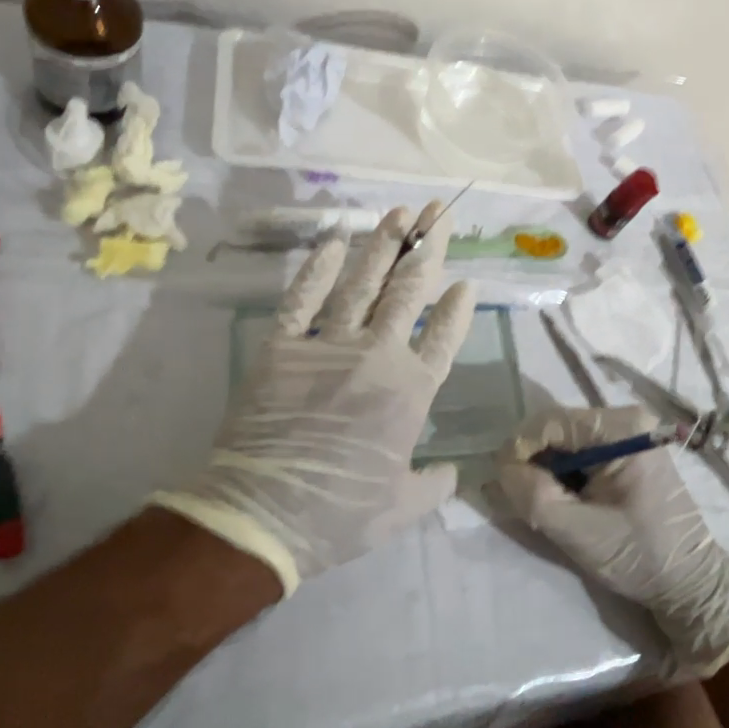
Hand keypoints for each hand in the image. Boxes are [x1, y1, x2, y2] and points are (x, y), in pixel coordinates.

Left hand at [153, 202, 474, 595]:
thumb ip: (433, 484)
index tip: (467, 281)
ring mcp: (328, 345)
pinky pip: (302, 298)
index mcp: (411, 392)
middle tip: (440, 212)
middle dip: (428, 248)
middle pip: (409, 292)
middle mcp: (376, 356)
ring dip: (383, 244)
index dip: (457, 308)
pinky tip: (334, 240)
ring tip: (400, 212)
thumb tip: (451, 473)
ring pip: (363, 284)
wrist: (261, 515)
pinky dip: (317, 268)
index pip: (443, 336)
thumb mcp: (402, 509)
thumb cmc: (338, 515)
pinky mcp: (282, 346)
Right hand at [497, 407, 728, 676]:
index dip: (519, 448)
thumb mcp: (578, 532)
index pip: (551, 421)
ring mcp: (630, 433)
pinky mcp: (628, 451)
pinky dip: (566, 474)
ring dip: (548, 469)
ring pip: (566, 440)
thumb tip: (501, 468)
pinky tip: (567, 501)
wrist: (690, 584)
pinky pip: (582, 451)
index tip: (503, 482)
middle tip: (523, 499)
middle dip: (534, 461)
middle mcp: (628, 418)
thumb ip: (534, 496)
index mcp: (622, 428)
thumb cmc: (638, 556)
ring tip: (546, 504)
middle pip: (558, 428)